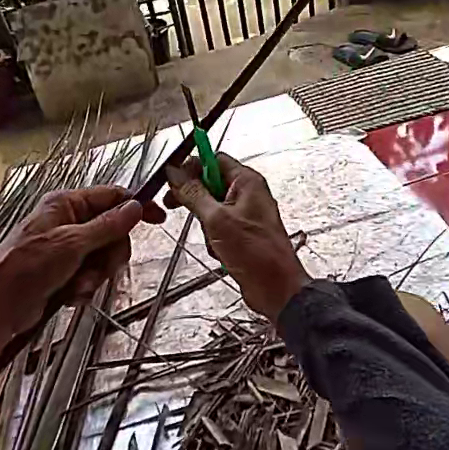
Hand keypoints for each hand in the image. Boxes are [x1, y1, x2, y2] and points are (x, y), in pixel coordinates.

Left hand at [0, 186, 150, 447]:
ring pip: (103, 256)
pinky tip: (71, 295)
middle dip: (110, 254)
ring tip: (79, 285)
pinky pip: (90, 275)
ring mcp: (65, 248)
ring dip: (97, 274)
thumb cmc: (26, 268)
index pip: (112, 196)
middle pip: (112, 231)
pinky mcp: (63, 272)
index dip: (136, 207)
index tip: (159, 217)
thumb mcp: (73, 243)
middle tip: (104, 267)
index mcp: (66, 204)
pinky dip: (85, 286)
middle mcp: (67, 222)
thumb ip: (108, 226)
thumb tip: (135, 207)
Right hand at [164, 154, 307, 320]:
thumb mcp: (217, 220)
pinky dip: (213, 238)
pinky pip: (217, 227)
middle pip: (210, 183)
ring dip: (205, 224)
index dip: (191, 167)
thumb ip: (193, 193)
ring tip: (214, 239)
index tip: (172, 179)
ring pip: (210, 208)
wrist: (276, 290)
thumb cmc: (257, 253)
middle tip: (176, 205)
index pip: (214, 159)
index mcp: (247, 182)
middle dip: (194, 198)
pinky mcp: (242, 234)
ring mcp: (245, 215)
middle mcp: (248, 194)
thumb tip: (175, 173)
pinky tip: (220, 251)